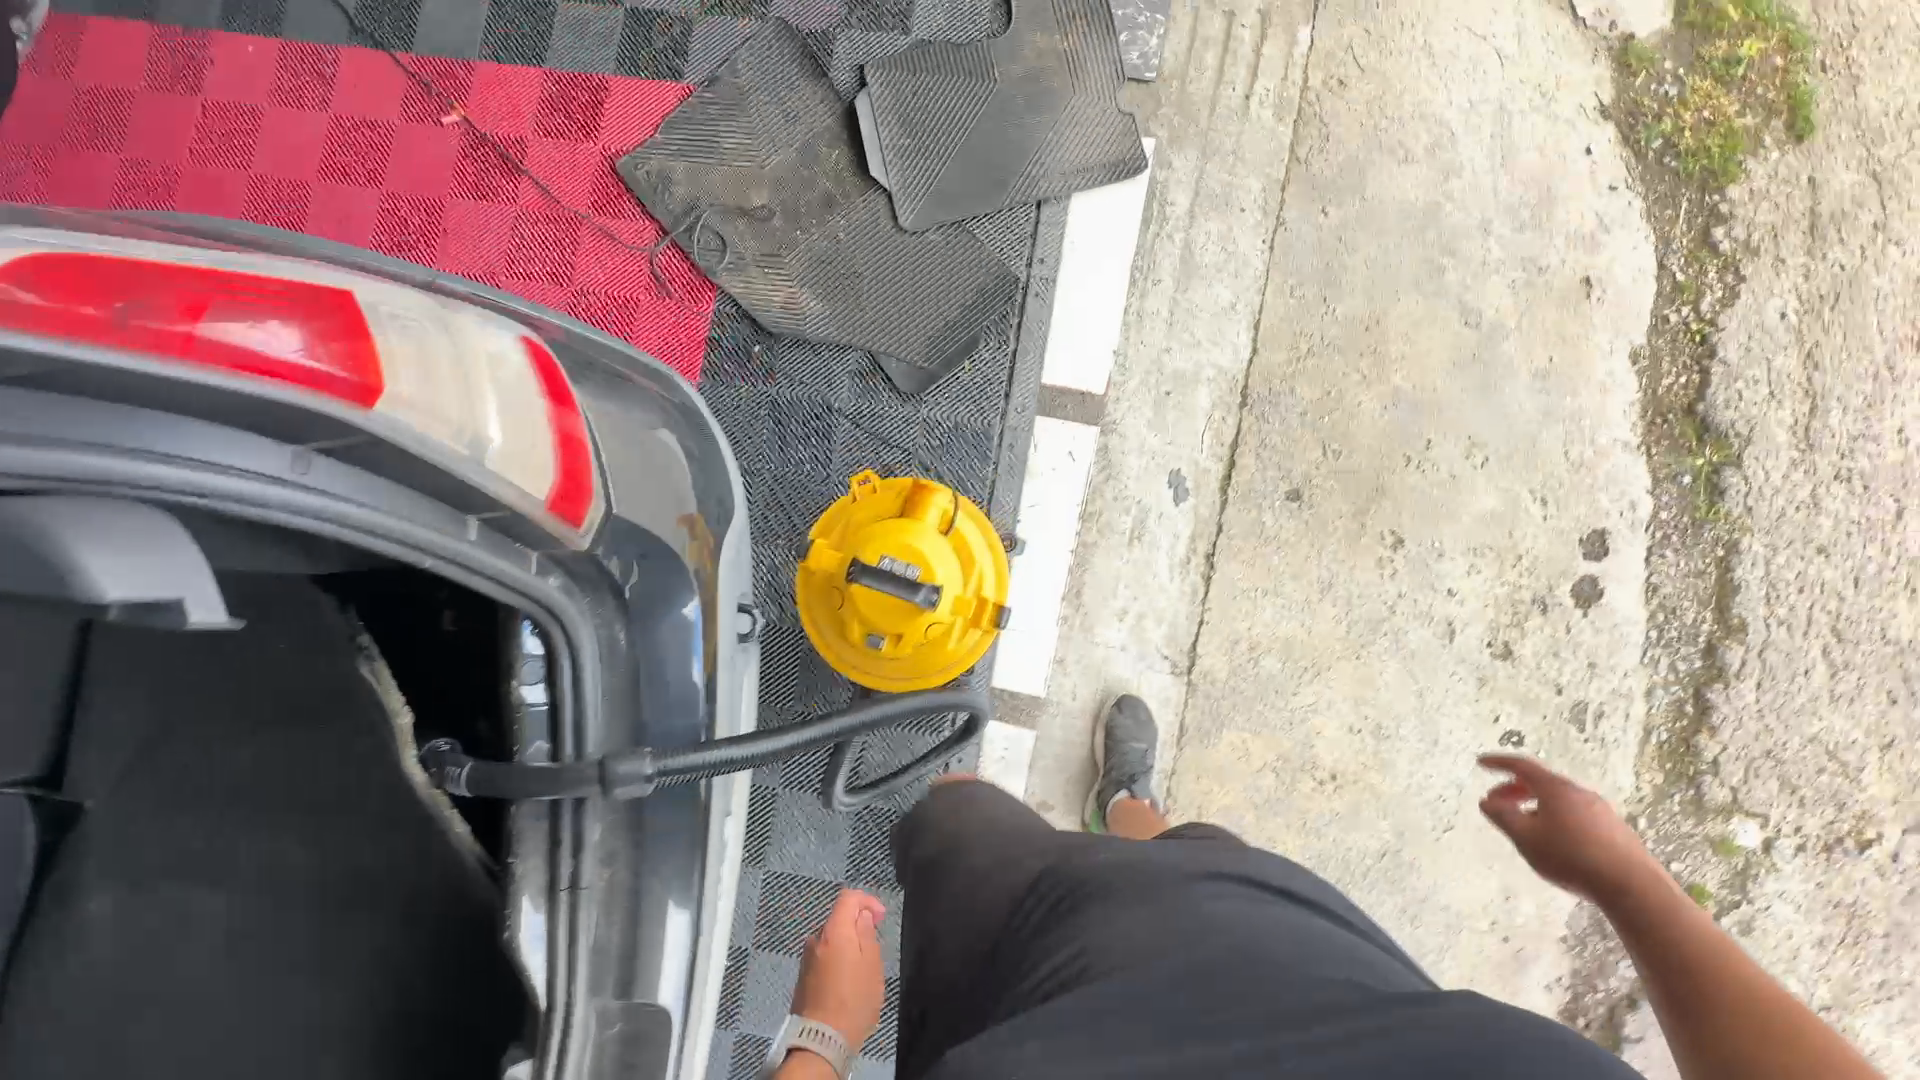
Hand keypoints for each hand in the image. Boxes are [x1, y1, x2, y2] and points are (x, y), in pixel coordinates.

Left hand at [790, 889, 887, 1051]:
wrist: (820, 1040)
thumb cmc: (854, 1001)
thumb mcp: (872, 965)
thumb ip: (867, 934)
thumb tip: (862, 916)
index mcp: (834, 931)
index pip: (848, 897)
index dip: (867, 900)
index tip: (880, 918)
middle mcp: (816, 939)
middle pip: (838, 918)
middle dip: (858, 925)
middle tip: (875, 947)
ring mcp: (806, 959)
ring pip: (831, 939)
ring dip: (847, 945)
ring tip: (862, 970)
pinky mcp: (803, 977)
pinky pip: (823, 957)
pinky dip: (837, 960)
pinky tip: (846, 983)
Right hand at [1477, 754, 1663, 904]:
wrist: (1634, 887)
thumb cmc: (1571, 857)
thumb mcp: (1525, 837)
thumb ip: (1502, 816)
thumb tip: (1487, 801)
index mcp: (1556, 789)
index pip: (1522, 766)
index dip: (1499, 763)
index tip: (1481, 763)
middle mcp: (1580, 793)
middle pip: (1542, 783)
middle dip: (1514, 790)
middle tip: (1497, 803)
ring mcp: (1602, 812)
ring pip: (1560, 801)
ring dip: (1535, 806)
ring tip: (1524, 827)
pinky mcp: (1616, 831)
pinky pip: (1576, 815)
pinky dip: (1556, 818)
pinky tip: (1555, 842)